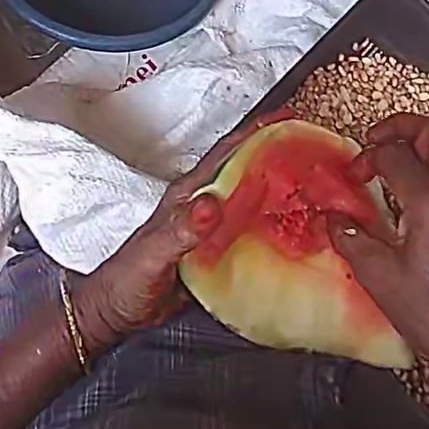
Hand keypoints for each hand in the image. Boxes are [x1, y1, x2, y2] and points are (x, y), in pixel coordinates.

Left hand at [73, 112, 286, 346]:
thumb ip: (181, 230)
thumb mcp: (153, 254)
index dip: (254, 132)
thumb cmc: (127, 280)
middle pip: (244, 170)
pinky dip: (271, 224)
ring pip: (250, 198)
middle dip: (274, 154)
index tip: (283, 117)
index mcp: (188, 195)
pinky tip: (292, 230)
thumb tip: (212, 204)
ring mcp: (211, 228)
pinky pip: (250, 230)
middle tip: (309, 149)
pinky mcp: (218, 250)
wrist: (118, 311)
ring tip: (311, 185)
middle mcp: (203, 205)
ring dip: (277, 189)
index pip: (225, 154)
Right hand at [323, 115, 428, 428]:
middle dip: (400, 127)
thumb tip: (331, 217)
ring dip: (420, 144)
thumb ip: (350, 236)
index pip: (394, 155)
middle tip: (374, 139)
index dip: (366, 158)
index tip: (352, 175)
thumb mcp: (378, 274)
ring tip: (392, 160)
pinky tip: (416, 193)